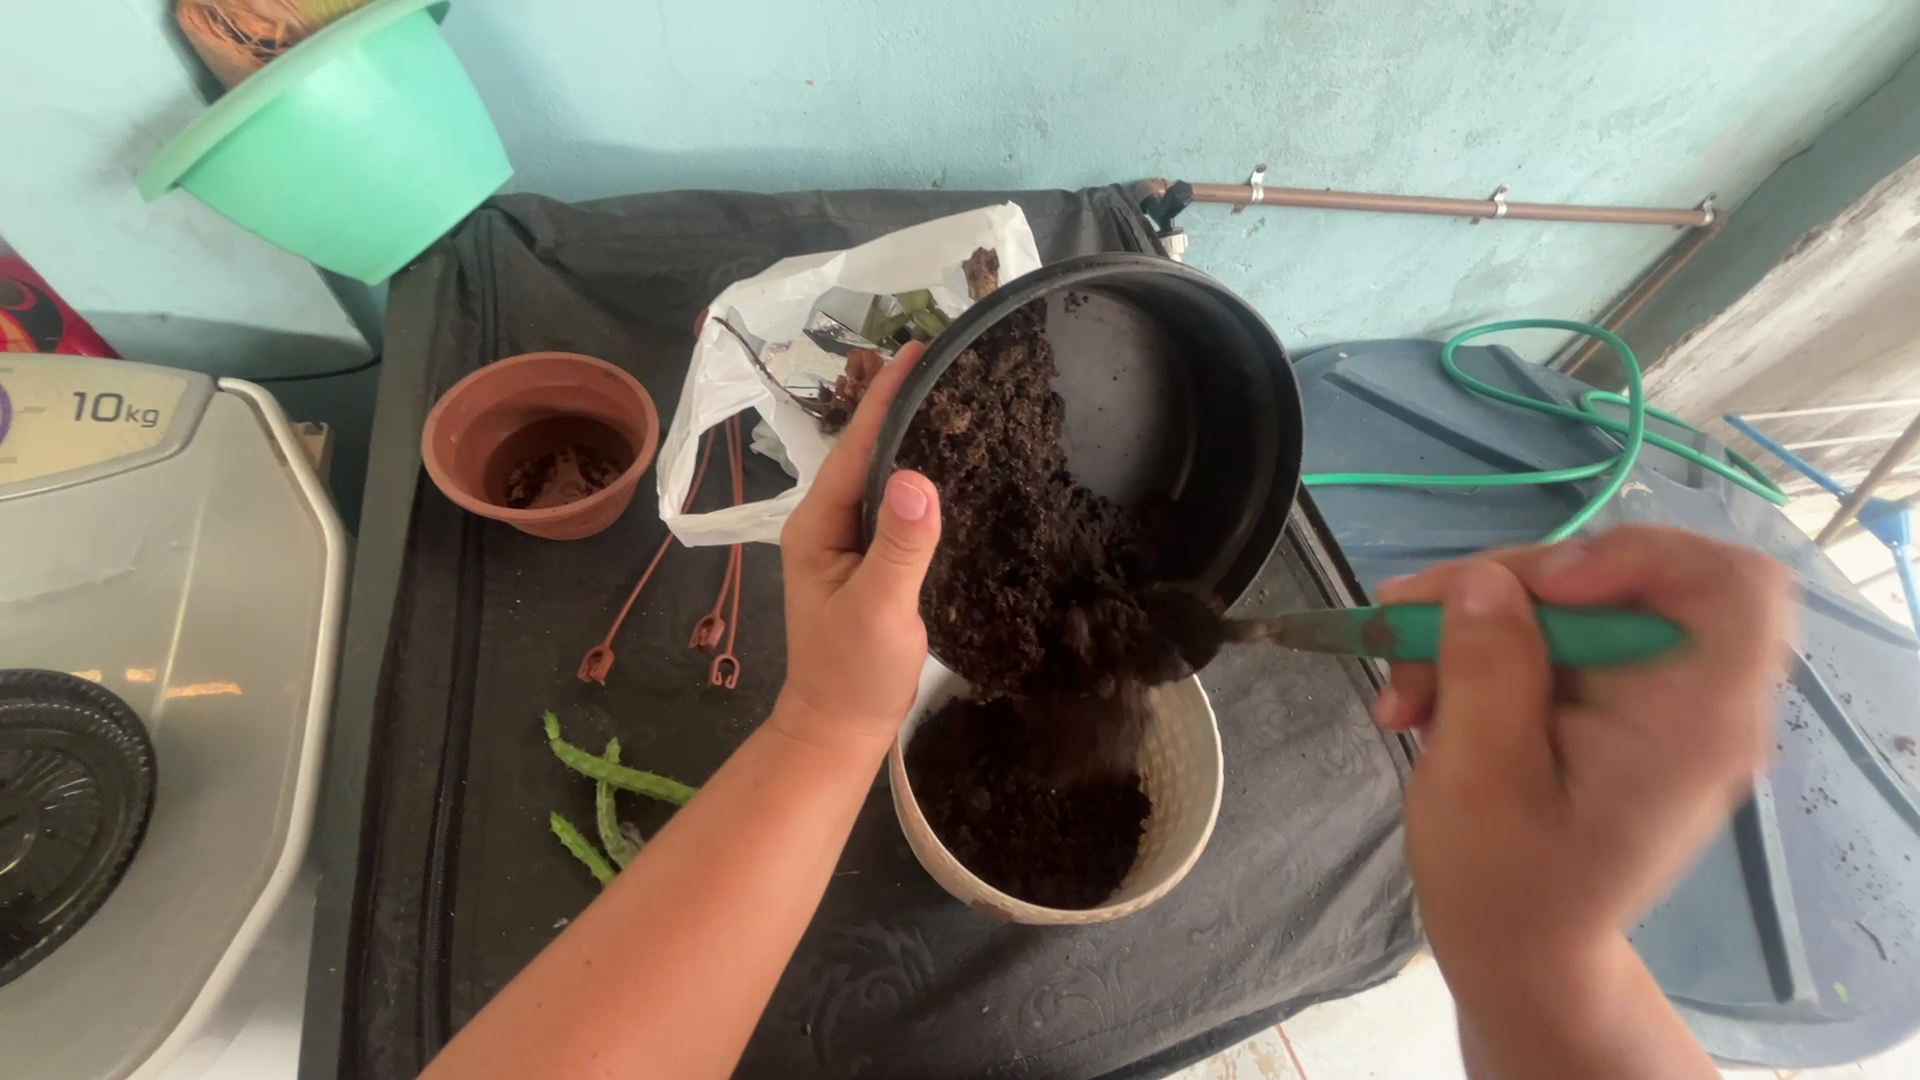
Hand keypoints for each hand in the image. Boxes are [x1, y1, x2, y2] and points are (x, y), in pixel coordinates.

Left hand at [775, 342, 941, 753]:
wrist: (841, 725)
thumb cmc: (853, 672)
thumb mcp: (877, 609)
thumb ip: (898, 547)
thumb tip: (918, 478)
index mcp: (819, 523)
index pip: (855, 447)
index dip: (885, 397)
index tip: (917, 350)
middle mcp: (827, 522)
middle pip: (864, 451)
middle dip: (898, 404)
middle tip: (942, 363)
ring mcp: (847, 541)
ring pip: (879, 475)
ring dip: (908, 436)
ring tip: (947, 398)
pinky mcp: (870, 559)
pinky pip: (893, 505)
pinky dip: (918, 477)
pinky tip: (944, 466)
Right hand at [1373, 526, 1791, 987]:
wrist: (1510, 940)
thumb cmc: (1503, 878)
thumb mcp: (1481, 776)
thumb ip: (1487, 672)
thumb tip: (1480, 581)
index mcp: (1690, 718)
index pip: (1724, 584)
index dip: (1629, 557)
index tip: (1531, 588)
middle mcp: (1673, 693)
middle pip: (1600, 579)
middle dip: (1488, 595)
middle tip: (1402, 625)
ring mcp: (1624, 695)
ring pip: (1541, 604)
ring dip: (1453, 628)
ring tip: (1398, 689)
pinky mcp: (1580, 700)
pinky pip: (1518, 638)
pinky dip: (1455, 653)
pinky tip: (1412, 697)